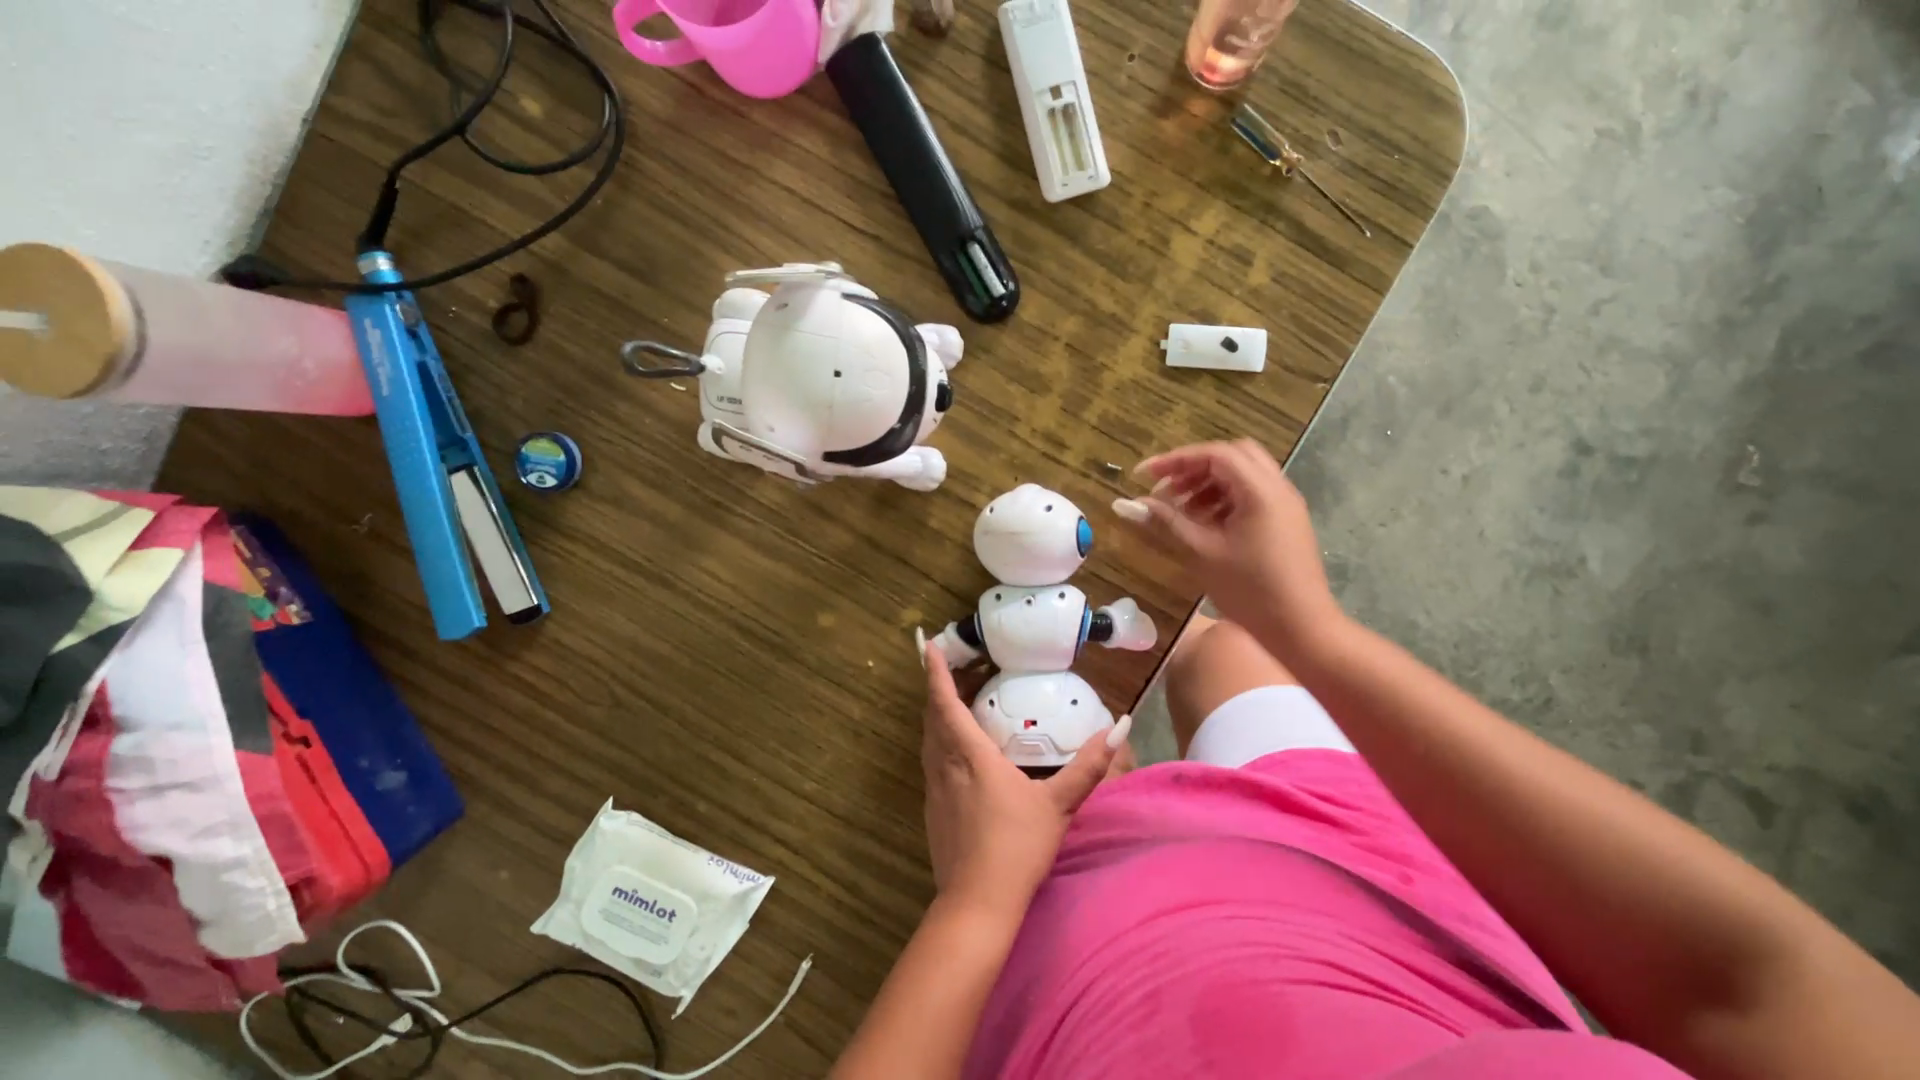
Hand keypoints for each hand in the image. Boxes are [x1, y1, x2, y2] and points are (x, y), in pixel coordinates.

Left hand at [918, 641, 1126, 916]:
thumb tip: (1118, 728)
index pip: (946, 704)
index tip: (932, 648)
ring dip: (936, 719)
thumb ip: (1087, 766)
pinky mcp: (933, 813)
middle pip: (932, 720)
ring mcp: (935, 792)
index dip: (937, 674)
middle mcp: (945, 768)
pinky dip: (939, 746)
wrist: (977, 903)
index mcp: (970, 757)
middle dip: (937, 691)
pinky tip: (956, 757)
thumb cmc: (1017, 847)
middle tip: (950, 670)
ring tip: (952, 706)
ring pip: (928, 743)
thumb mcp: (1059, 805)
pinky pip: (932, 765)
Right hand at [1115, 439, 1342, 658]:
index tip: (1143, 476)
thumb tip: (1128, 504)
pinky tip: (1204, 523)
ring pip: (1244, 474)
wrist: (1301, 628)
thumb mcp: (1202, 553)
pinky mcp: (1287, 521)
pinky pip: (1253, 494)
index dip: (1175, 460)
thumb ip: (1166, 521)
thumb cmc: (1249, 590)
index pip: (1215, 454)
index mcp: (1260, 491)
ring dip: (1209, 483)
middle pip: (1233, 455)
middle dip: (1194, 466)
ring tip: (1180, 509)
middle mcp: (1278, 488)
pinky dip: (1225, 497)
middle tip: (1166, 489)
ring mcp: (1286, 504)